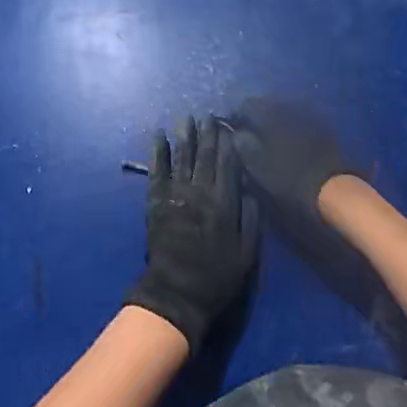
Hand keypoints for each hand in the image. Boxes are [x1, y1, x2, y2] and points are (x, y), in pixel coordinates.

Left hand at [124, 116, 258, 349]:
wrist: (178, 290)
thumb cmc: (217, 276)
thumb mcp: (247, 254)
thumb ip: (251, 220)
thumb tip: (250, 189)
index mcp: (224, 205)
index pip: (228, 167)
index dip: (228, 145)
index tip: (228, 128)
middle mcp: (200, 193)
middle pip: (205, 157)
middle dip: (207, 135)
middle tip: (207, 116)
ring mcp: (175, 194)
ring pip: (182, 157)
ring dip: (185, 137)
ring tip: (187, 118)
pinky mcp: (155, 199)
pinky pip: (156, 169)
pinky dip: (157, 150)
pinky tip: (158, 134)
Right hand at [226, 97, 356, 244]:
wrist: (336, 192)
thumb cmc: (290, 178)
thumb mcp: (257, 166)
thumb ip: (243, 146)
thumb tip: (237, 133)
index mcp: (270, 115)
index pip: (245, 107)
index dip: (235, 117)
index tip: (231, 128)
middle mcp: (289, 110)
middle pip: (266, 106)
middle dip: (256, 117)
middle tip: (249, 132)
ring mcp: (309, 118)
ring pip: (285, 113)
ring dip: (274, 121)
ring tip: (268, 137)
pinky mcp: (325, 130)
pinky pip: (300, 122)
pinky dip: (291, 128)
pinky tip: (289, 141)